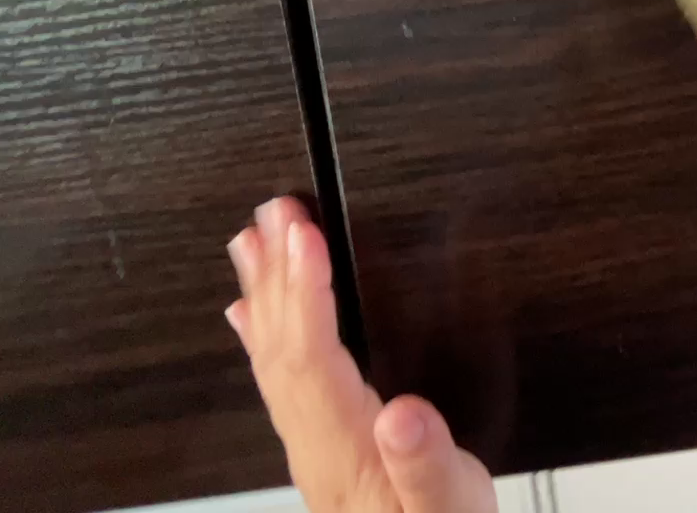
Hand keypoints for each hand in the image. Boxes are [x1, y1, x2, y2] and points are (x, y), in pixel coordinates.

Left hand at [226, 198, 496, 512]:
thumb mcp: (448, 509)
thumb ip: (426, 466)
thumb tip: (402, 414)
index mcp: (346, 446)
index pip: (314, 357)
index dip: (307, 291)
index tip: (304, 234)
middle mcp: (315, 439)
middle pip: (282, 348)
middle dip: (277, 274)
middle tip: (273, 212)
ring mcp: (311, 439)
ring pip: (273, 357)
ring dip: (264, 293)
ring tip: (252, 242)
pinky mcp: (319, 438)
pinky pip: (278, 375)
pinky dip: (261, 333)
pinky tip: (248, 312)